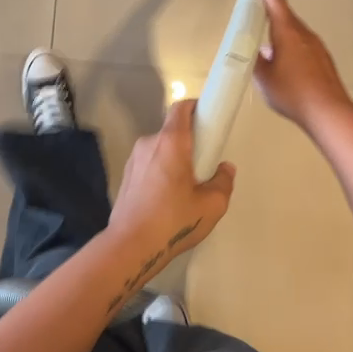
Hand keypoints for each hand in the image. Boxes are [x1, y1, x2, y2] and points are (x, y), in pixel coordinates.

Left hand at [107, 100, 235, 266]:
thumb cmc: (174, 220)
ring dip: (174, 160)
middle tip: (204, 168)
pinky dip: (160, 172)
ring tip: (185, 190)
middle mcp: (149, 143)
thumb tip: (225, 169)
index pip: (181, 108)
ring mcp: (134, 159)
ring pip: (160, 150)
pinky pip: (149, 164)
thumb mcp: (212, 205)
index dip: (196, 107)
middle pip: (172, 132)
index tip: (209, 119)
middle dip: (189, 144)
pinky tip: (166, 200)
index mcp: (171, 142)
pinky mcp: (127, 175)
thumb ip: (223, 182)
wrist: (131, 244)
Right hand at [254, 0, 352, 131]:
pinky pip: (303, 46)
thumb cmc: (292, 92)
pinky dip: (292, 47)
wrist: (328, 111)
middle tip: (261, 8)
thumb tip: (259, 52)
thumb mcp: (264, 79)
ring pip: (296, 33)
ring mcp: (317, 48)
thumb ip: (258, 62)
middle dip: (274, 11)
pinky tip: (285, 63)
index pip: (276, 5)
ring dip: (282, 33)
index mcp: (287, 34)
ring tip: (269, 44)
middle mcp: (304, 35)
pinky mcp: (324, 61)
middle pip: (287, 17)